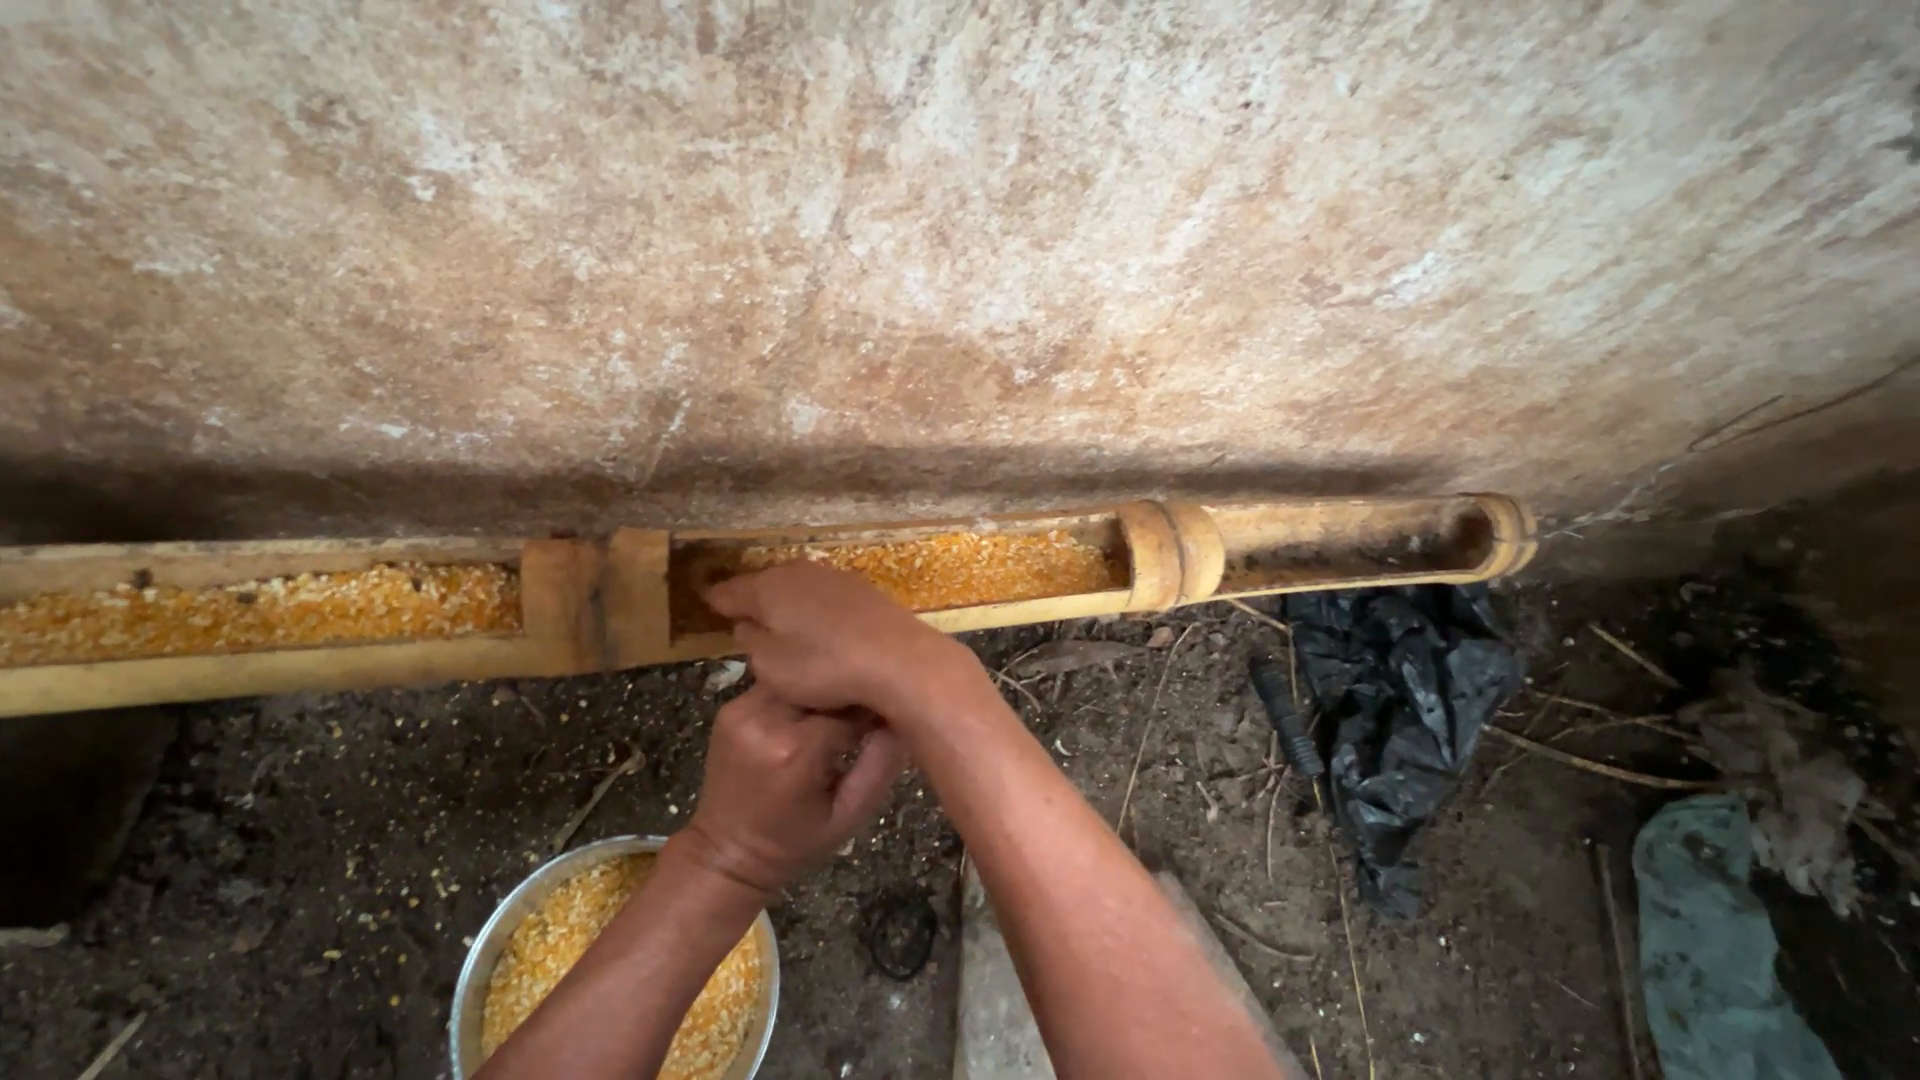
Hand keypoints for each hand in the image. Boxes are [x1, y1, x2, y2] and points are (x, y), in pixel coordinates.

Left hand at [677, 684, 906, 894]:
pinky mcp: (730, 708)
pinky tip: (807, 715)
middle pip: (823, 685)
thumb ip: (881, 763)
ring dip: (822, 690)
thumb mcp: (851, 814)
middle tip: (866, 709)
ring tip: (838, 710)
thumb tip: (904, 714)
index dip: (873, 707)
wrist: (726, 854)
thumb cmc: (795, 842)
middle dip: (847, 694)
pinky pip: (777, 687)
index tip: (889, 713)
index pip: (850, 706)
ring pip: (800, 679)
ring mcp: (741, 710)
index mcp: (796, 751)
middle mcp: (764, 720)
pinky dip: (798, 695)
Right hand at [704, 561, 988, 723]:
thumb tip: (747, 626)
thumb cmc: (824, 666)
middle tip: (743, 615)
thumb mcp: (771, 666)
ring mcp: (836, 578)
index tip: (708, 603)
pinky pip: (827, 597)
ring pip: (800, 587)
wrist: (897, 659)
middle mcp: (801, 572)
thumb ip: (753, 642)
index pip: (732, 591)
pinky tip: (820, 626)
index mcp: (769, 588)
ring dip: (789, 603)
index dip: (718, 600)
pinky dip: (816, 609)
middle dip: (755, 599)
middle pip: (768, 584)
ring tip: (782, 622)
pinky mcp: (865, 592)